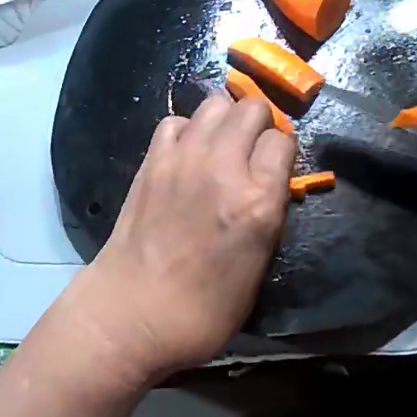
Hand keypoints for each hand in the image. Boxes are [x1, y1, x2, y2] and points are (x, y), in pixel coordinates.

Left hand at [56, 95, 294, 388]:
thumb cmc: (207, 306)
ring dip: (226, 119)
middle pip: (252, 108)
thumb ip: (270, 209)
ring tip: (223, 144)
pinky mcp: (153, 160)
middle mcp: (224, 167)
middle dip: (260, 123)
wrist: (134, 312)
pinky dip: (188, 130)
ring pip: (215, 103)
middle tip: (253, 149)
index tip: (277, 166)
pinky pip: (177, 121)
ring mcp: (184, 158)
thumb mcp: (260, 261)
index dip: (282, 151)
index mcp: (257, 200)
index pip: (283, 140)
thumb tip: (271, 180)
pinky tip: (190, 153)